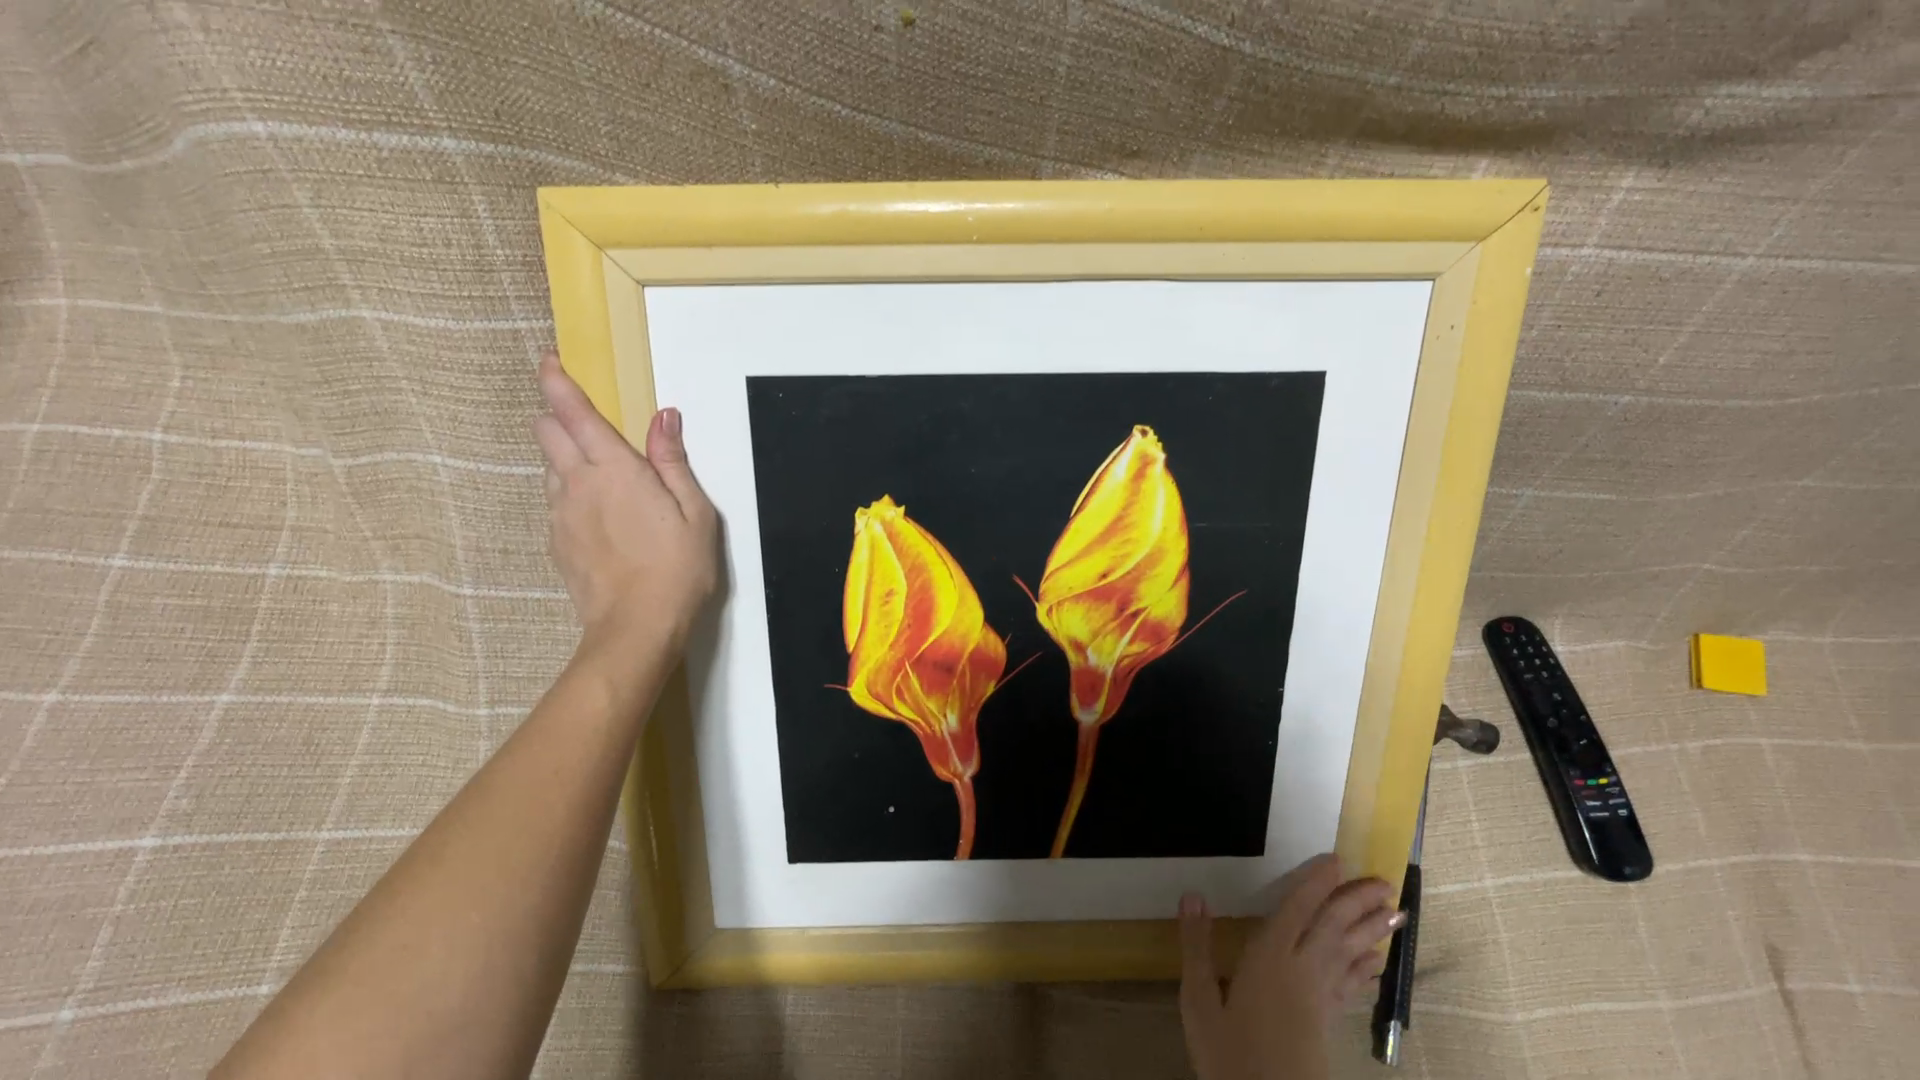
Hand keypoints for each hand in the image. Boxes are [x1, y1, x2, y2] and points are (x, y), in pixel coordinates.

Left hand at [532, 351, 718, 652]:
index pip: (573, 413)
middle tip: (583, 420)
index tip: (550, 361)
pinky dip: (570, 494)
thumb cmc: (677, 568)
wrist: (636, 629)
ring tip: (600, 476)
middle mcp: (577, 485)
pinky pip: (556, 503)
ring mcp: (561, 515)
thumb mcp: (695, 512)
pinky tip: (599, 516)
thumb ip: (673, 461)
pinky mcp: (556, 542)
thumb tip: (664, 417)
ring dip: (565, 458)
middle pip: (547, 433)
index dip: (557, 382)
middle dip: (557, 416)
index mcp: (614, 469)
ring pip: (549, 468)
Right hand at [1178, 855, 1402, 1079]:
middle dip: (1358, 902)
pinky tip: (1377, 965)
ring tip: (1396, 914)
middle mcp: (1302, 971)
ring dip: (1372, 932)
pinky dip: (1367, 971)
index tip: (1336, 859)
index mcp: (1269, 958)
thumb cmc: (1229, 1056)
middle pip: (1334, 928)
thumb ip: (1197, 946)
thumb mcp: (1199, 1001)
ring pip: (1351, 954)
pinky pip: (1353, 987)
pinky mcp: (1328, 1024)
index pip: (1297, 909)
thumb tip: (1192, 895)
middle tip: (1384, 881)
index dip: (1316, 883)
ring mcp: (1320, 999)